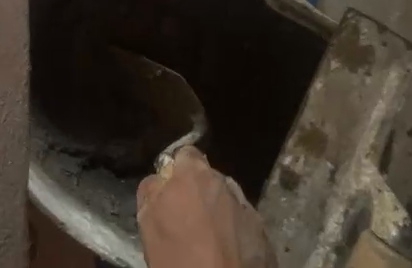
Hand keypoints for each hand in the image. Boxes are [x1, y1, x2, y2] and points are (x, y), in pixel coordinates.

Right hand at [137, 147, 276, 267]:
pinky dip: (236, 232)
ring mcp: (247, 207)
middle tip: (189, 218)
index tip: (171, 189)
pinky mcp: (263, 233)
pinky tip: (228, 251)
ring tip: (210, 238)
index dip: (177, 170)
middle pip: (209, 178)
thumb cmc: (179, 257)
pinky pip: (244, 223)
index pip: (186, 154)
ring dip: (219, 211)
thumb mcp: (148, 222)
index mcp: (194, 175)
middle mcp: (224, 183)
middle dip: (199, 192)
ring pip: (228, 200)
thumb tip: (160, 180)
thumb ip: (151, 190)